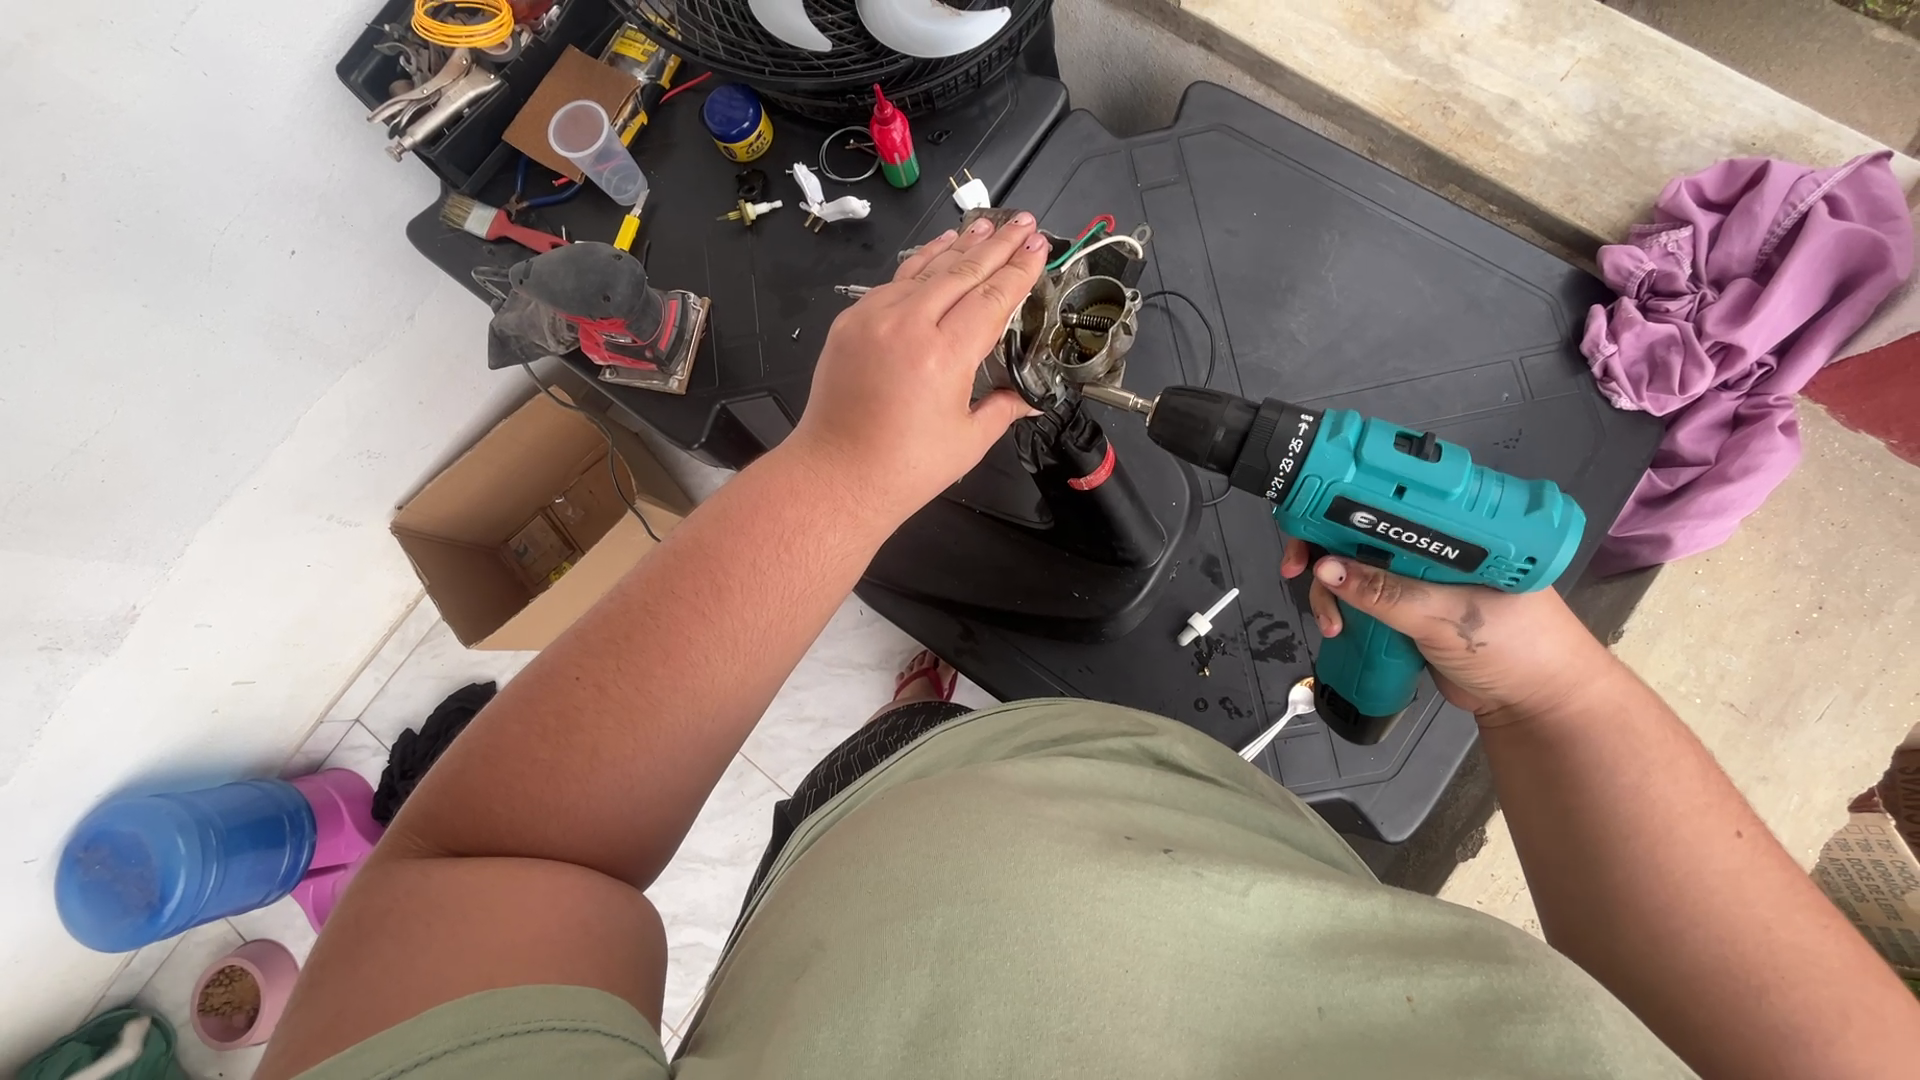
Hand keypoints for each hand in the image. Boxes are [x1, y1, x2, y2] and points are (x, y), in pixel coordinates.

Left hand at [784, 212, 1048, 525]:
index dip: (1019, 270)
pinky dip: (920, 264)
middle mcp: (907, 325)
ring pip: (924, 268)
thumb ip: (1004, 408)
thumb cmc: (905, 467)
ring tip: (986, 225)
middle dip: (997, 244)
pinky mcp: (850, 322)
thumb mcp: (968, 440)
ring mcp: (873, 318)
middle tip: (1023, 222)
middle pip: (962, 271)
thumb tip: (1033, 398)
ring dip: (959, 245)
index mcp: (943, 356)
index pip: (992, 298)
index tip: (1039, 246)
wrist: (836, 474)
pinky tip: (937, 252)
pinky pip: (893, 282)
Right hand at [1280, 538, 1620, 726]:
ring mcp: (1418, 582)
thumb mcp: (1445, 616)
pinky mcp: (1407, 612)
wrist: (1536, 708)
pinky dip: (1342, 611)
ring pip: (1354, 572)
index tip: (1309, 520)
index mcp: (1456, 533)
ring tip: (1331, 623)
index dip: (1345, 506)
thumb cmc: (1517, 649)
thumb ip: (1386, 593)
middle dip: (1323, 552)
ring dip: (1331, 594)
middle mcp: (1433, 549)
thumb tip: (1325, 568)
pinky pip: (1362, 602)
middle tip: (1295, 569)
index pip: (1392, 504)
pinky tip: (1337, 627)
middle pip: (1361, 536)